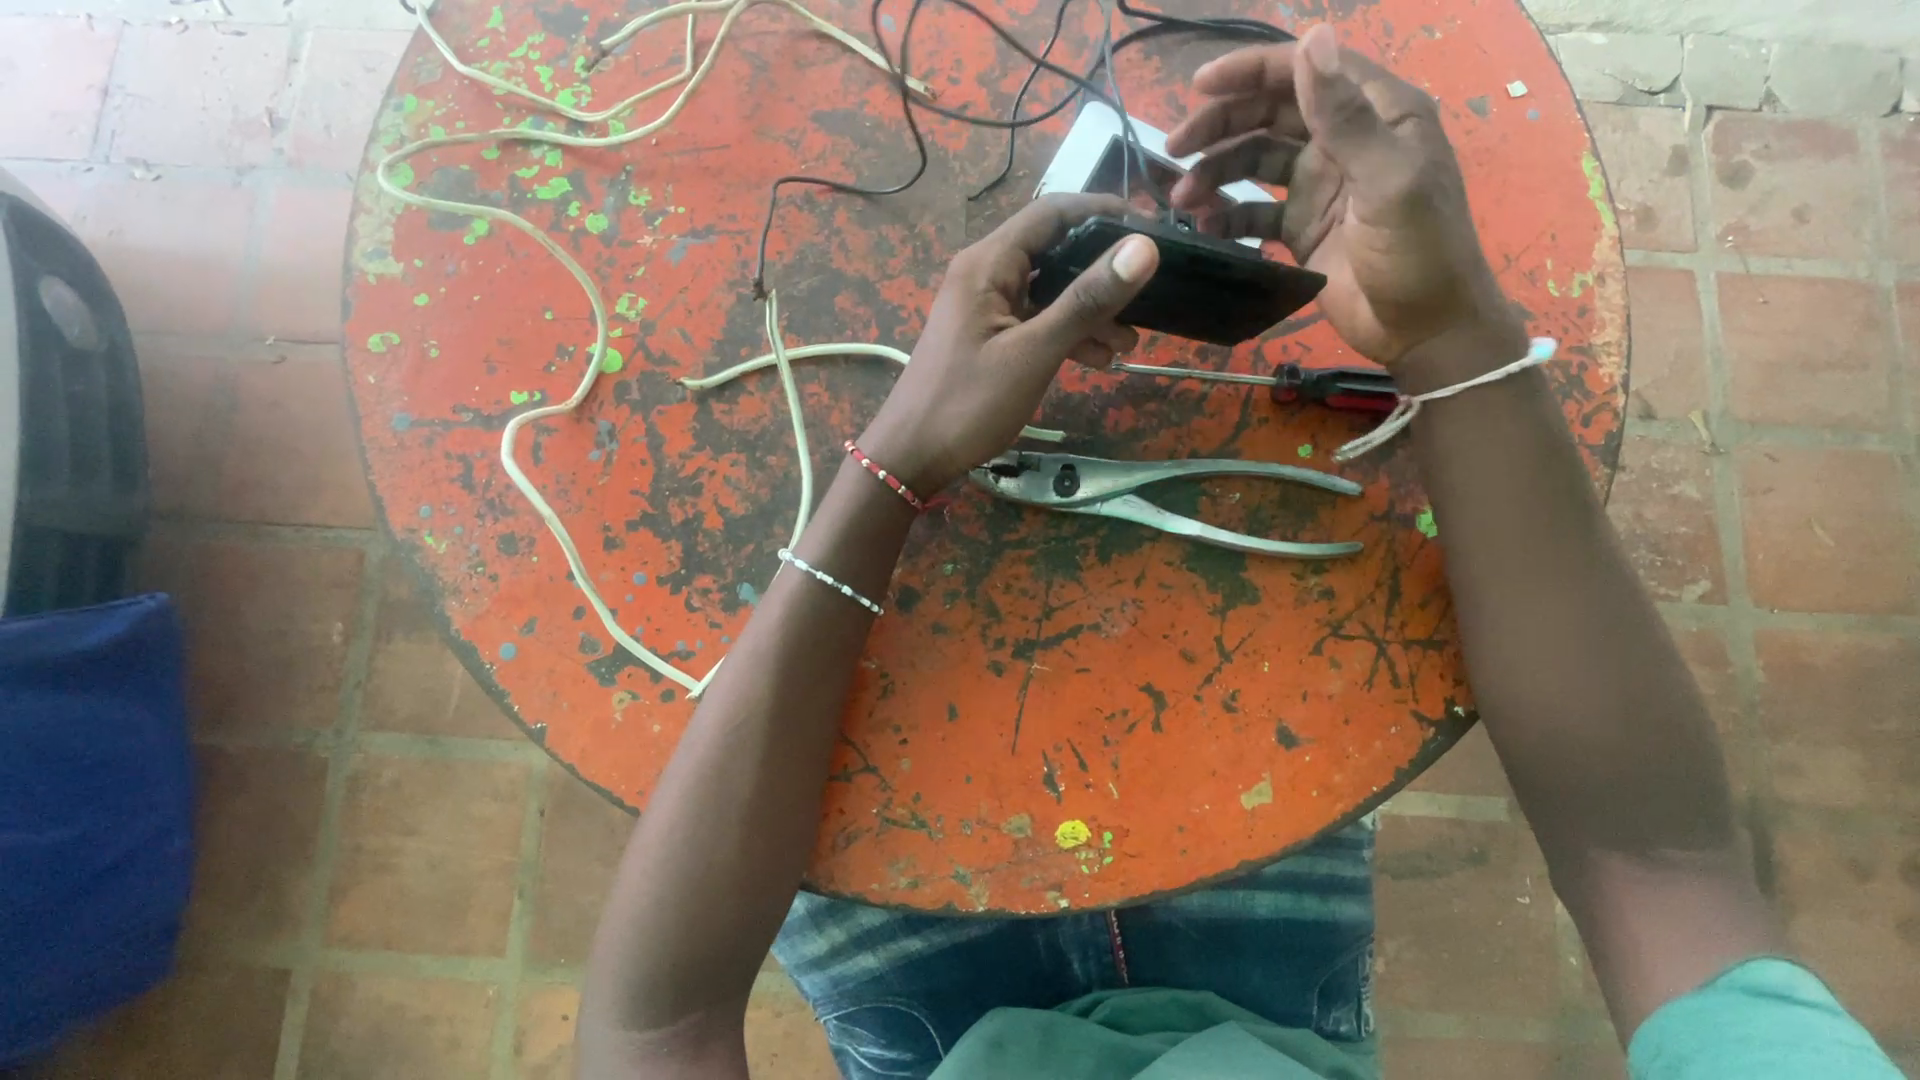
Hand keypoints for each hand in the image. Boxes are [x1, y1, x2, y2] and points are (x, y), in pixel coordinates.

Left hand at [858, 193, 1159, 492]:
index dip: (1104, 213)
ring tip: (1128, 343)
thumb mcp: (1033, 352)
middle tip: (1148, 298)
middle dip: (1102, 273)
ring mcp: (985, 306)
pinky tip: (1098, 360)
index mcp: (988, 262)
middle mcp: (985, 273)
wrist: (913, 455)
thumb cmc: (968, 402)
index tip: (1152, 230)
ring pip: (1049, 292)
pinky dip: (1067, 334)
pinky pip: (1036, 321)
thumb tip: (1144, 248)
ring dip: (1089, 312)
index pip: (1053, 212)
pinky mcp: (989, 336)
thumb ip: (1087, 300)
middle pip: (1055, 252)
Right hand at [1165, 25, 1525, 382]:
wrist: (1422, 327)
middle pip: (1271, 114)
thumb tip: (1311, 39)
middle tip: (1175, 146)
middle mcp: (1343, 141)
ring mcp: (1319, 186)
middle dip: (1220, 125)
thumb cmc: (1420, 249)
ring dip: (1216, 173)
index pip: (1307, 72)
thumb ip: (1346, 115)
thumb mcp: (1387, 179)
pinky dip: (1229, 215)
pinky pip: (1255, 211)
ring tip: (1182, 198)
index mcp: (1377, 113)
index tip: (1199, 85)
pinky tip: (1208, 227)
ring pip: (1255, 162)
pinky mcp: (1300, 228)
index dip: (1252, 71)